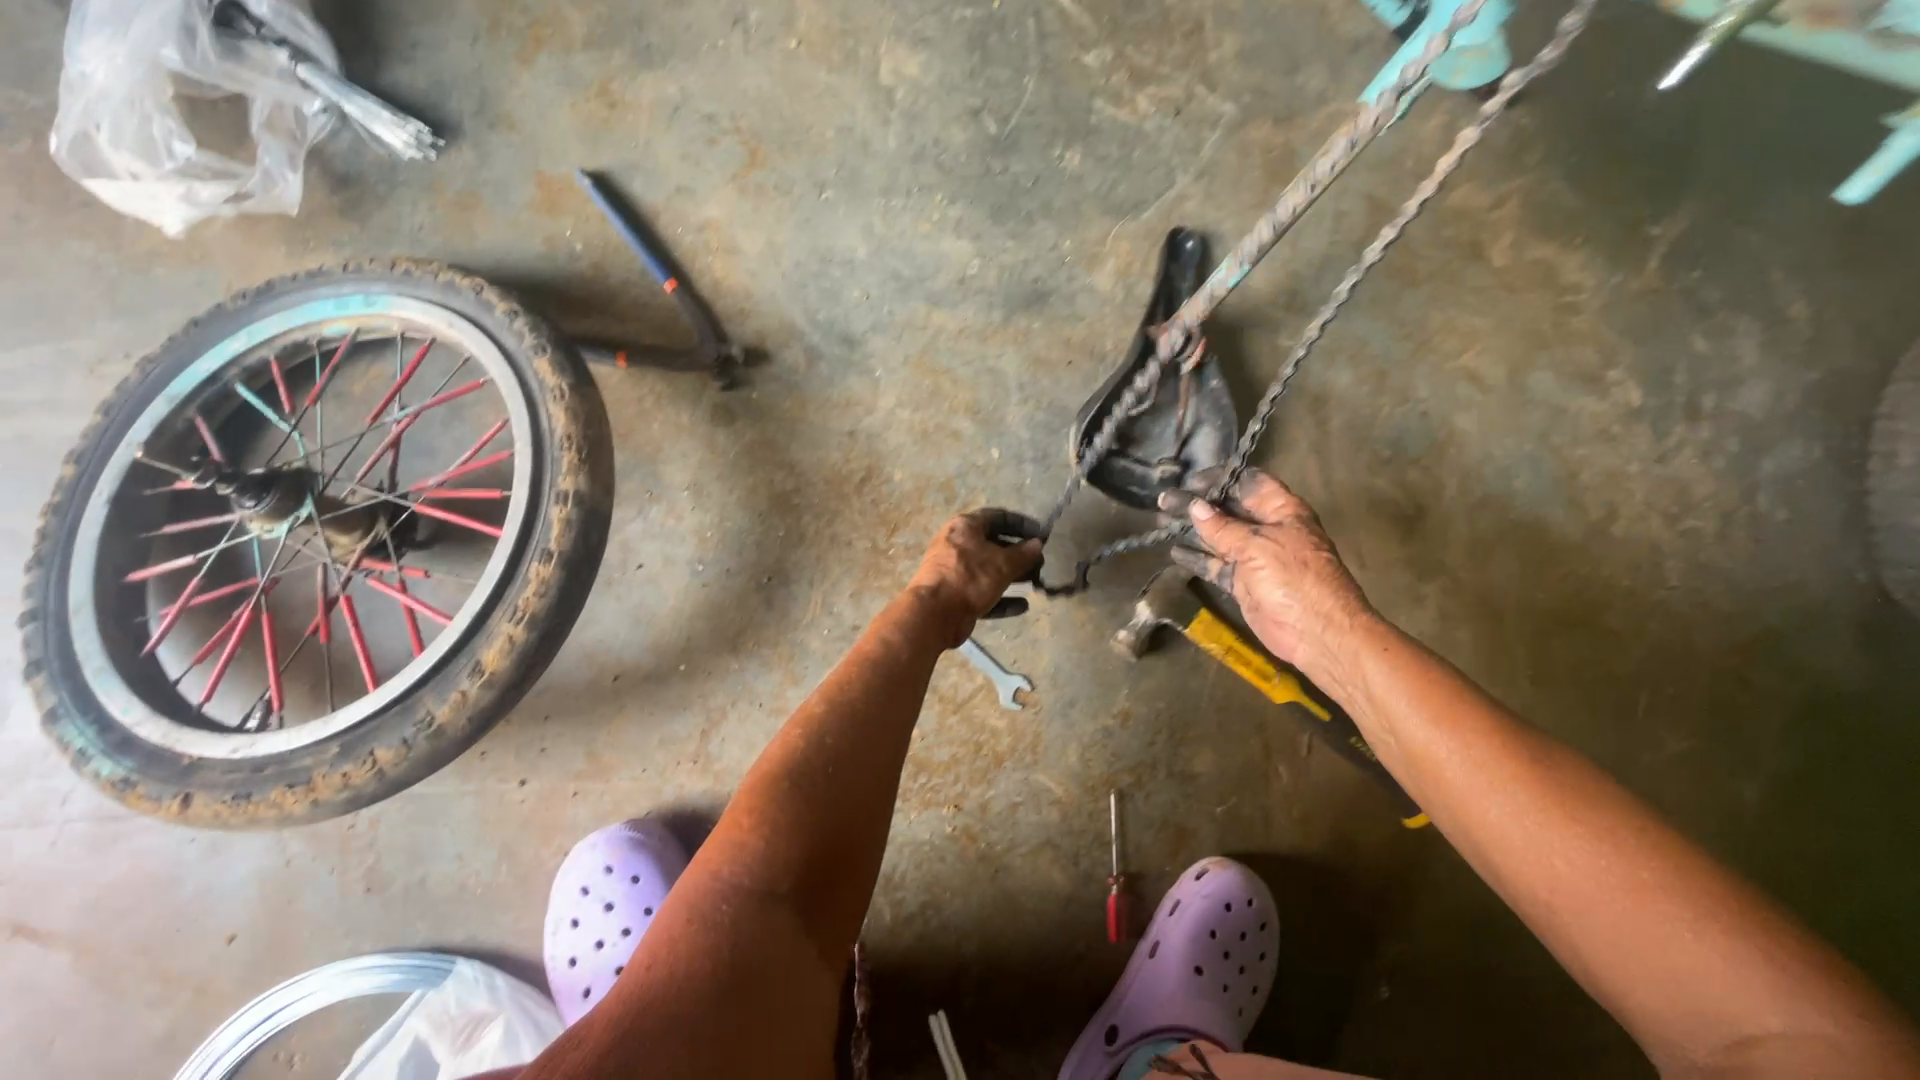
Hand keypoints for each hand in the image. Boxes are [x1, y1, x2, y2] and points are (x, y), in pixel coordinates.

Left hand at [907, 508, 1044, 648]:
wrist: (934, 614)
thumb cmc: (969, 578)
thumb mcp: (1002, 563)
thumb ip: (1023, 553)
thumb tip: (1037, 544)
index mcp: (965, 527)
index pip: (997, 517)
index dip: (1021, 524)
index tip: (1041, 535)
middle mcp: (957, 545)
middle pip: (993, 544)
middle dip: (1018, 554)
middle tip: (1040, 562)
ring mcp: (955, 572)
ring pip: (988, 570)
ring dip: (1012, 576)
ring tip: (1035, 582)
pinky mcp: (955, 596)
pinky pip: (983, 593)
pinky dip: (1002, 598)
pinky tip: (1022, 606)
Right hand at [1158, 470, 1374, 677]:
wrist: (1316, 633)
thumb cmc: (1294, 580)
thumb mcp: (1258, 546)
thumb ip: (1224, 528)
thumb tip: (1195, 507)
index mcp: (1282, 511)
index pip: (1249, 483)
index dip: (1220, 478)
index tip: (1188, 479)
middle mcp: (1268, 529)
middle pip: (1229, 509)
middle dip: (1199, 504)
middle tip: (1165, 500)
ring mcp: (1255, 558)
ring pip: (1219, 537)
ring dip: (1193, 529)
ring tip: (1161, 521)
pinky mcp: (1244, 583)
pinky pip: (1216, 565)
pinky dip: (1197, 558)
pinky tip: (1175, 551)